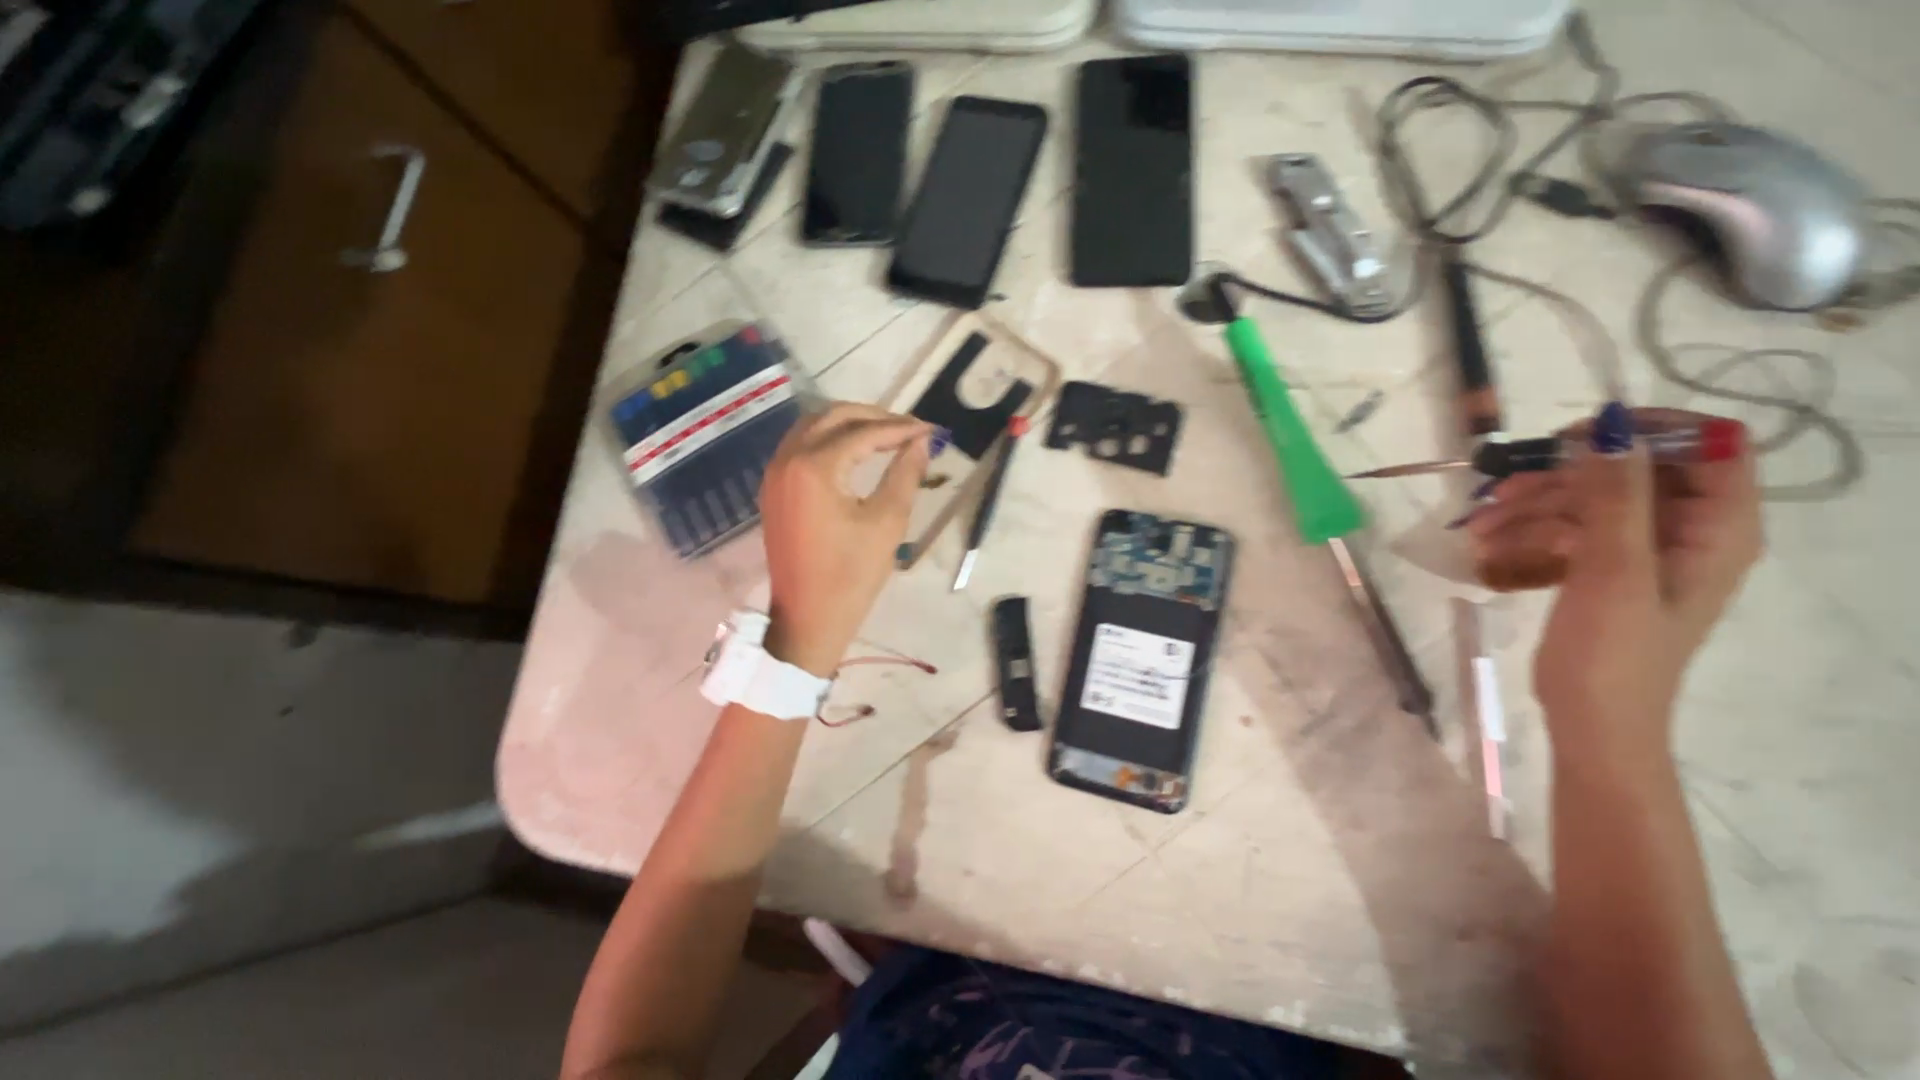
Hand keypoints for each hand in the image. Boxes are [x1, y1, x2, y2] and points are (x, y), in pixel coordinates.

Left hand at [759, 403, 931, 676]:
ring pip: (812, 426)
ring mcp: (775, 473)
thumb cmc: (851, 576)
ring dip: (849, 424)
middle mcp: (788, 460)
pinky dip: (828, 439)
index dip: (900, 428)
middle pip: (833, 417)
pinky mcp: (773, 488)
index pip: (863, 433)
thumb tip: (921, 442)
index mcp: (814, 468)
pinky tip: (855, 452)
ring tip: (886, 435)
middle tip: (909, 429)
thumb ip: (905, 474)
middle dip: (873, 417)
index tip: (930, 430)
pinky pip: (800, 445)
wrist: (807, 619)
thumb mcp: (887, 523)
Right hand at [1471, 407, 1761, 762]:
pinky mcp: (1609, 568)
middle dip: (1567, 471)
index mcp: (1719, 528)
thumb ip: (1615, 493)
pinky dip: (1531, 530)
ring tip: (1480, 525)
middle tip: (1504, 484)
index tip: (1579, 436)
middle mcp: (1691, 530)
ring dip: (1534, 504)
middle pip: (1636, 468)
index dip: (1650, 429)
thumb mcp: (1613, 569)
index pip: (1712, 445)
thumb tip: (1608, 425)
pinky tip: (1488, 545)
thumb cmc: (1614, 653)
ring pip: (1593, 497)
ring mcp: (1647, 550)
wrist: (1593, 724)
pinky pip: (1573, 528)